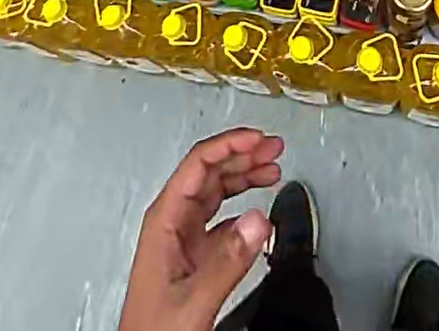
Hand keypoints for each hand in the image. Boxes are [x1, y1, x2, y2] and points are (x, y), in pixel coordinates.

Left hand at [119, 128, 283, 330]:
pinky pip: (221, 217)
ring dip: (245, 175)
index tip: (257, 139)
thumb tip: (258, 220)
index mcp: (165, 218)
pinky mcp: (193, 255)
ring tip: (272, 166)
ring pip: (216, 190)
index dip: (230, 144)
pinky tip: (258, 209)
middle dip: (243, 154)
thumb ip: (227, 260)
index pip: (199, 163)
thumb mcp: (192, 299)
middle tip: (272, 146)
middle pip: (210, 170)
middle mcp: (173, 220)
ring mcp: (182, 237)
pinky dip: (243, 206)